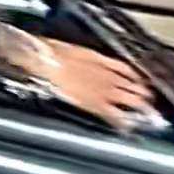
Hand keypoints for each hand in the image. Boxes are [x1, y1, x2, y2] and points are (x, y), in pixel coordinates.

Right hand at [28, 37, 157, 130]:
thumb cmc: (39, 49)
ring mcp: (105, 91)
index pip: (126, 70)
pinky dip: (122, 122)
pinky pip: (116, 116)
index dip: (132, 77)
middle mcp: (110, 77)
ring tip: (136, 113)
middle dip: (140, 94)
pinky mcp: (96, 104)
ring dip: (138, 107)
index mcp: (99, 60)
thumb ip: (77, 56)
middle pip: (138, 88)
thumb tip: (78, 61)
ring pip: (136, 102)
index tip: (132, 81)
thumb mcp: (60, 47)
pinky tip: (123, 126)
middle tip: (138, 99)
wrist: (33, 59)